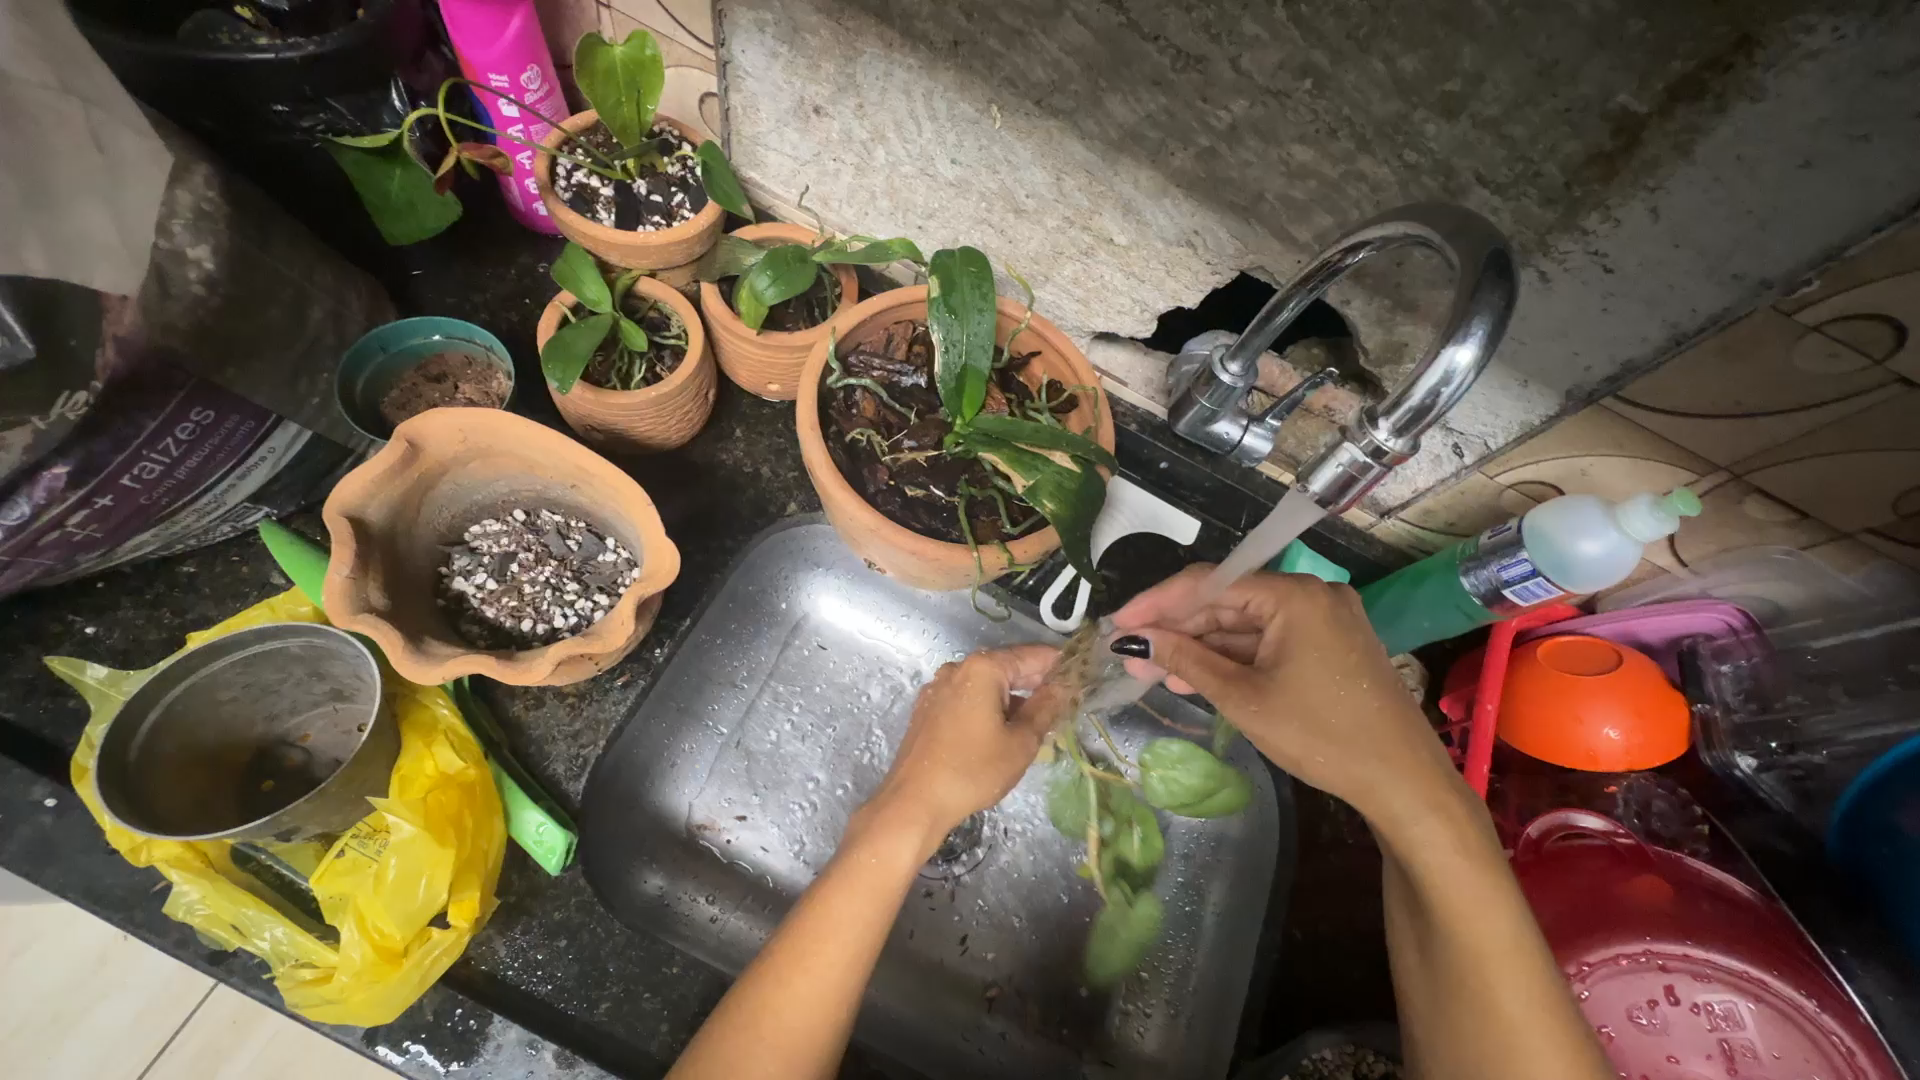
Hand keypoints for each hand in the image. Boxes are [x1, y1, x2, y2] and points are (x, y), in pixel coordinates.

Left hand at [857, 646, 1064, 853]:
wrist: (915, 801)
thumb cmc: (973, 770)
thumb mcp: (1020, 742)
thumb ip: (1046, 708)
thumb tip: (1065, 685)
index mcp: (982, 668)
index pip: (1031, 655)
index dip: (1059, 664)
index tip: (1081, 676)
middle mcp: (958, 668)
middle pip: (1007, 666)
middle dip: (1036, 680)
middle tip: (1065, 699)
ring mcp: (939, 687)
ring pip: (986, 683)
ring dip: (1012, 696)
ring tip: (1038, 718)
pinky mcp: (929, 708)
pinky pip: (968, 697)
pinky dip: (989, 705)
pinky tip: (1003, 728)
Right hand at [1109, 566, 1461, 820]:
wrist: (1402, 783)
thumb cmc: (1321, 735)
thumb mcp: (1243, 697)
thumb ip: (1185, 660)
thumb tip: (1134, 641)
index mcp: (1293, 595)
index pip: (1209, 583)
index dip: (1157, 604)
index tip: (1117, 624)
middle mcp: (1309, 594)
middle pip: (1225, 602)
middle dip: (1176, 630)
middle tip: (1131, 656)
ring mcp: (1320, 618)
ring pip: (1242, 624)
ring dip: (1199, 647)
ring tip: (1153, 673)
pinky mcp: (1325, 643)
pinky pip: (1265, 640)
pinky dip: (1230, 658)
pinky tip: (1194, 677)